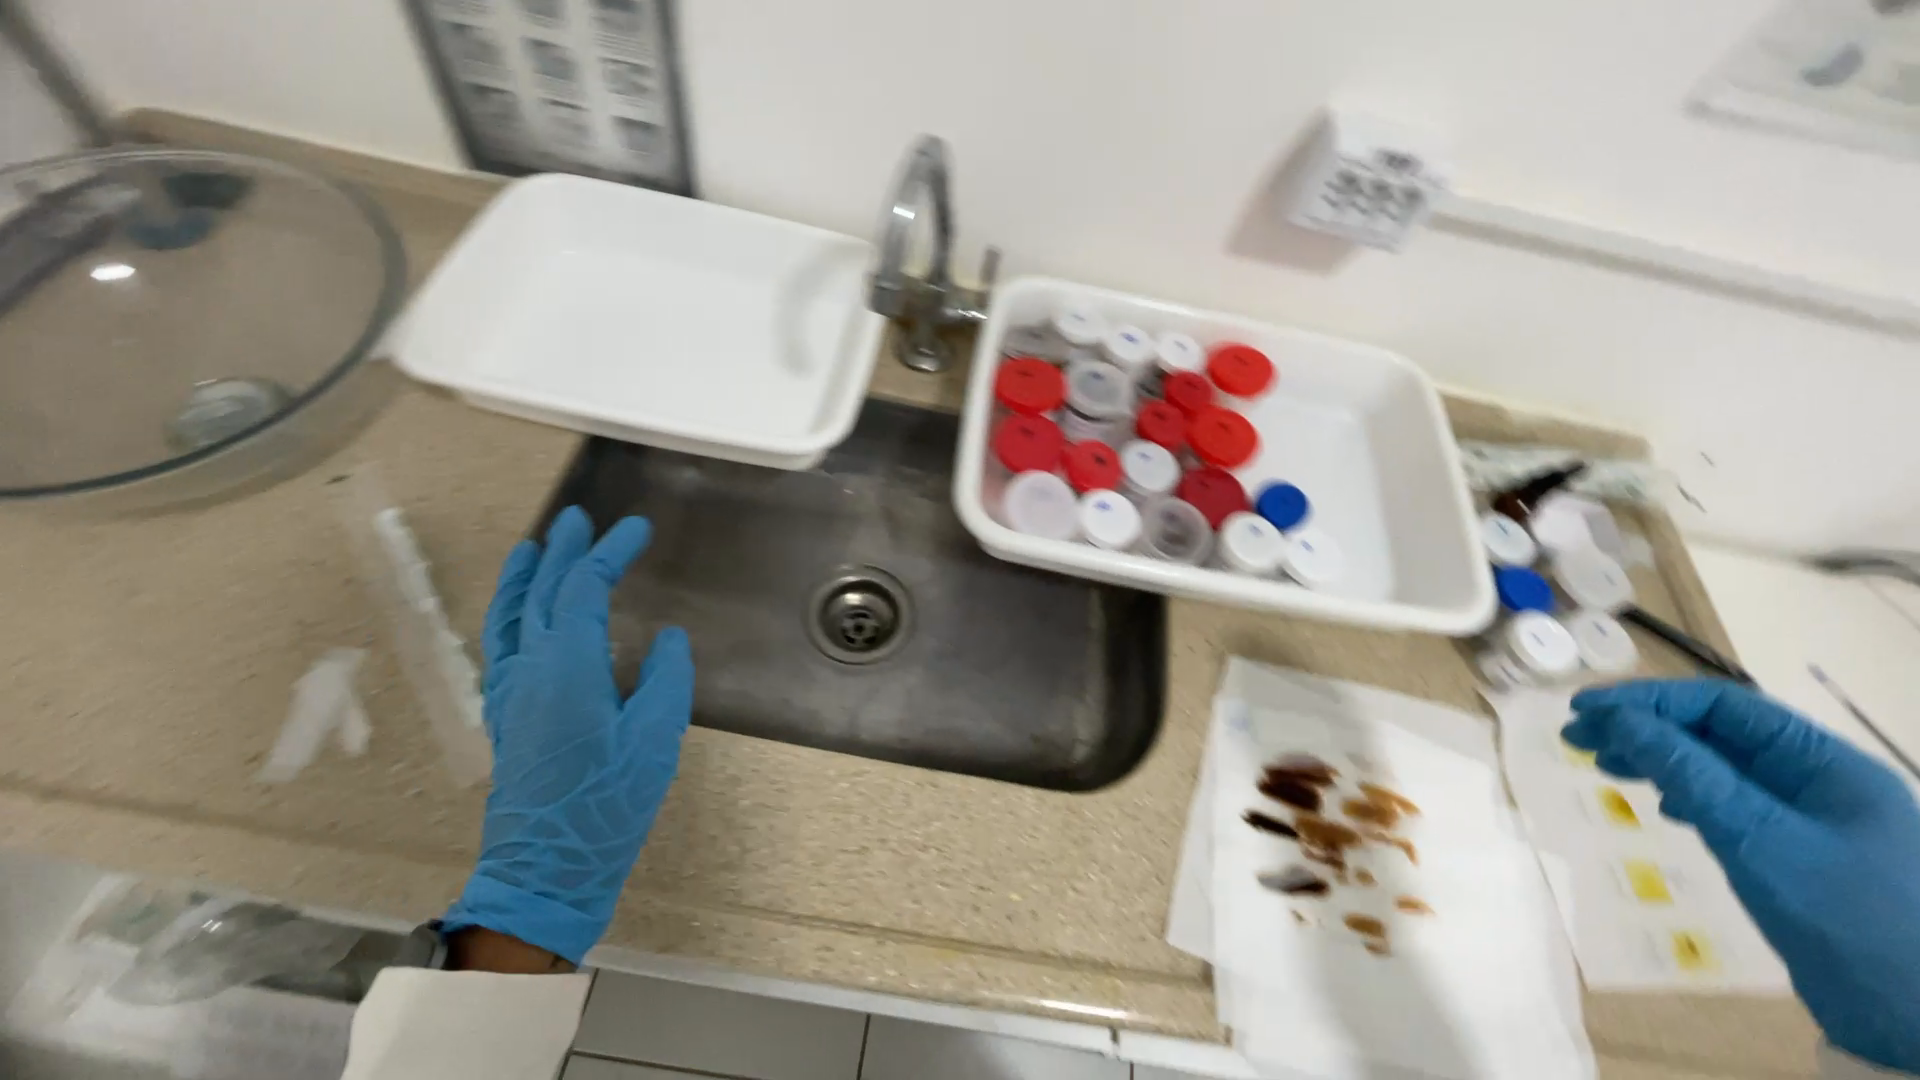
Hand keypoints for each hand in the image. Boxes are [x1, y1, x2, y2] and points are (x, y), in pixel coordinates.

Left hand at [442, 506, 693, 966]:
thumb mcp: (656, 738)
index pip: (583, 590)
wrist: (547, 868)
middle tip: (575, 519)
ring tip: (532, 548)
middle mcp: (530, 670)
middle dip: (559, 552)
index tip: (635, 529)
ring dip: (521, 577)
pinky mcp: (507, 717)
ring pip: (508, 618)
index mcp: (567, 666)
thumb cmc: (608, 802)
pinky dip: (510, 615)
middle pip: (538, 594)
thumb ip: (666, 678)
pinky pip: (502, 646)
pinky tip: (519, 617)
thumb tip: (667, 637)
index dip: (608, 554)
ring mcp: (511, 694)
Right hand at [1564, 679, 1919, 1072]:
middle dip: (1642, 728)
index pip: (1721, 705)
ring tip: (1601, 766)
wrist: (1912, 1022)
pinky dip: (1681, 794)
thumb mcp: (1753, 834)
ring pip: (1716, 766)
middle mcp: (1817, 779)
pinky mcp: (1794, 851)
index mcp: (1825, 762)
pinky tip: (1659, 807)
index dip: (1647, 700)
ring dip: (1655, 759)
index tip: (1583, 710)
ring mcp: (1808, 817)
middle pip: (1715, 731)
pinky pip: (1727, 802)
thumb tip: (1616, 717)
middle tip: (1575, 738)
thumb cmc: (1842, 916)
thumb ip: (1685, 769)